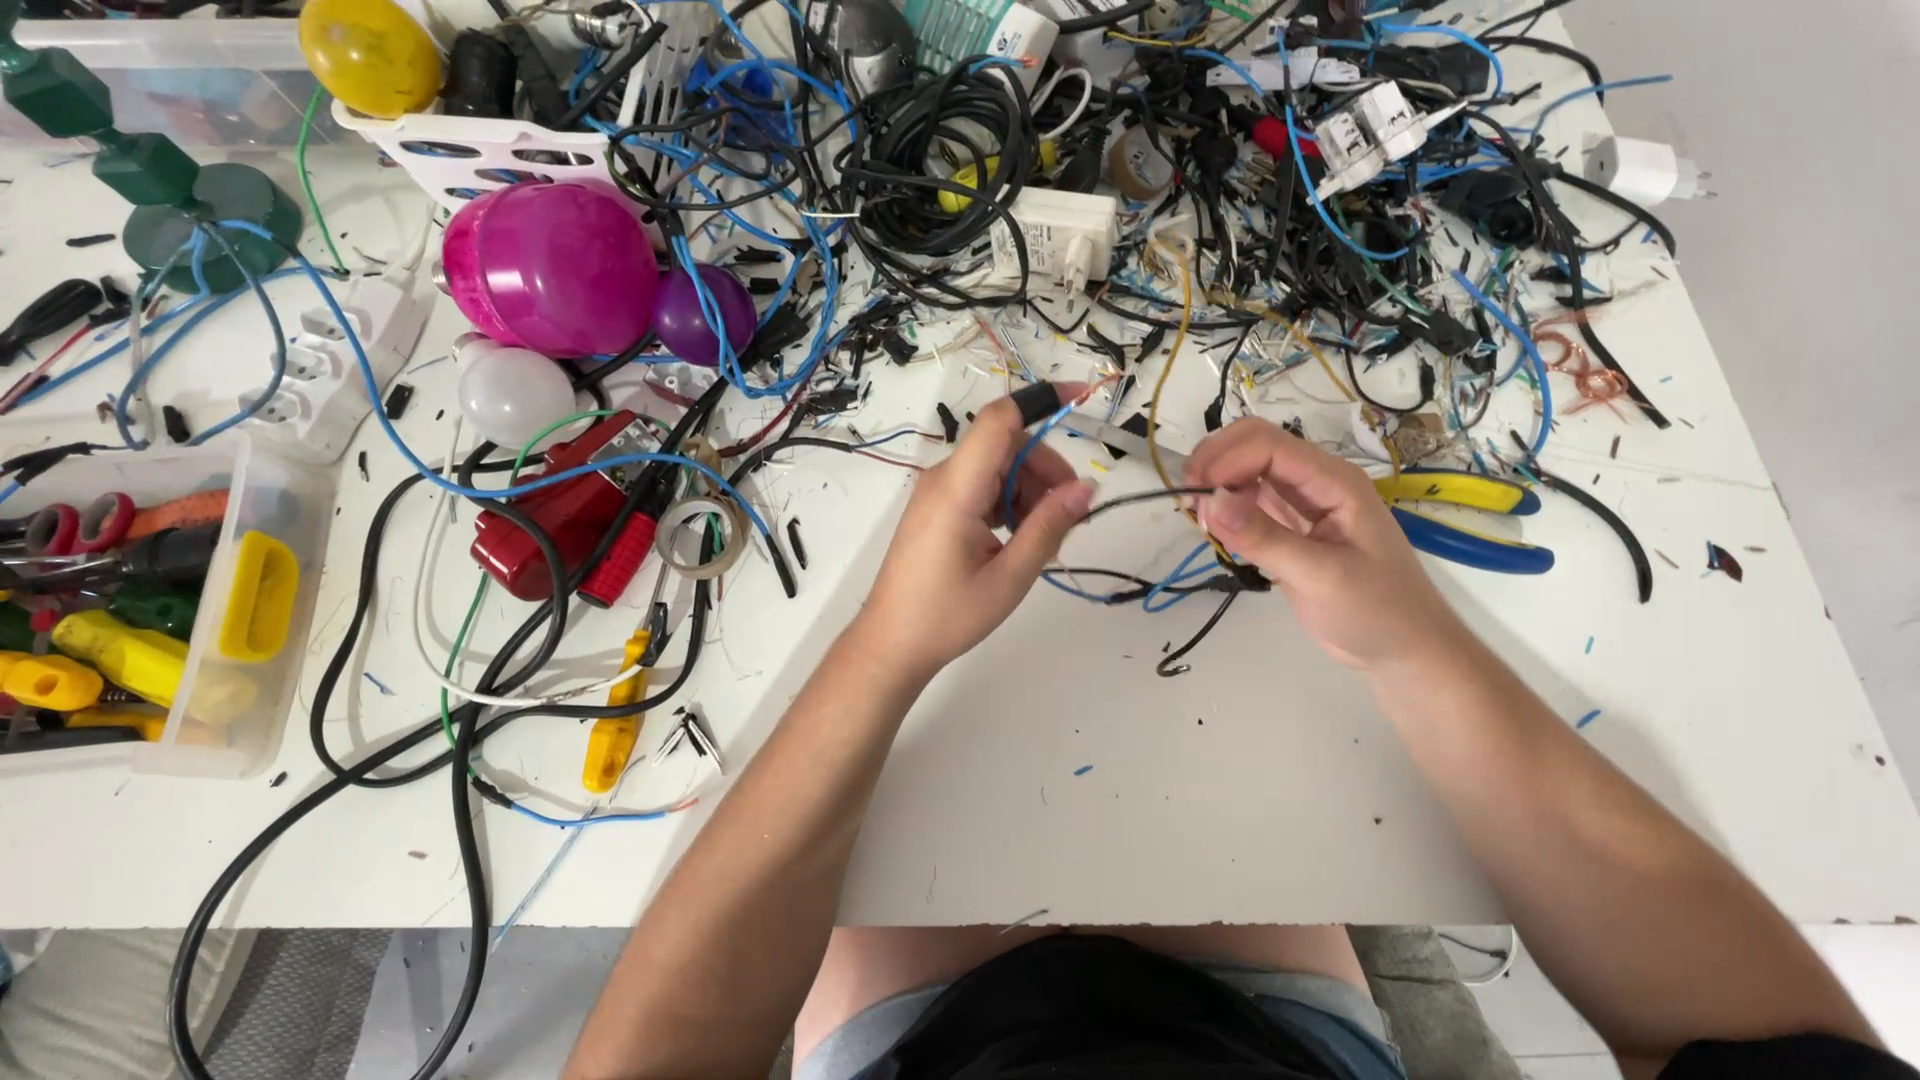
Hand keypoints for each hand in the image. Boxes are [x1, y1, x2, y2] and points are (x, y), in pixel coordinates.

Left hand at [854, 388, 1095, 673]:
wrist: (891, 644)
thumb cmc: (947, 616)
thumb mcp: (1009, 577)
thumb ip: (1049, 527)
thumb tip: (1087, 488)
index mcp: (956, 489)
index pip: (999, 420)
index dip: (1042, 401)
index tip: (1082, 400)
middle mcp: (943, 479)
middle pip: (1005, 446)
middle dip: (1045, 469)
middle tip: (1070, 515)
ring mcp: (937, 493)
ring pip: (997, 467)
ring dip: (1030, 490)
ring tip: (1045, 538)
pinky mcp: (937, 508)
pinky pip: (982, 487)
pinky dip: (1009, 503)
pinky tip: (1020, 539)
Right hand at [1184, 418, 1464, 671]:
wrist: (1404, 650)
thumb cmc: (1376, 611)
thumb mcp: (1321, 576)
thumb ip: (1265, 538)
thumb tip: (1210, 502)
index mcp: (1333, 481)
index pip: (1267, 445)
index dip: (1224, 460)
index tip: (1194, 499)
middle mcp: (1316, 482)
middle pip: (1254, 444)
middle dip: (1215, 463)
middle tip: (1189, 505)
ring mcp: (1303, 504)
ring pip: (1247, 470)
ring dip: (1216, 484)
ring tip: (1199, 521)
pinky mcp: (1290, 528)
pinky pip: (1250, 501)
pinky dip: (1226, 508)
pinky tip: (1215, 530)